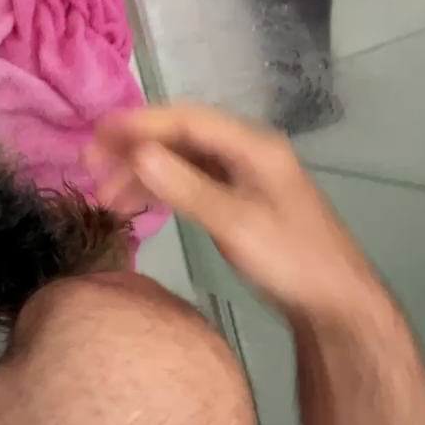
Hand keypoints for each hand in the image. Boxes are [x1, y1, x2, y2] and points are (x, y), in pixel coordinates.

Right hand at [83, 104, 388, 325]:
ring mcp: (241, 175)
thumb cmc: (291, 260)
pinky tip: (134, 204)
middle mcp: (245, 152)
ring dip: (139, 172)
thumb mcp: (234, 223)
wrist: (335, 303)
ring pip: (179, 160)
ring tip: (104, 195)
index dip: (138, 123)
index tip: (97, 133)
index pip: (185, 121)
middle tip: (89, 164)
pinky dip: (157, 188)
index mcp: (252, 148)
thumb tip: (136, 153)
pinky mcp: (235, 197)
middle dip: (131, 148)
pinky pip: (186, 180)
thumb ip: (185, 187)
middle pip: (178, 137)